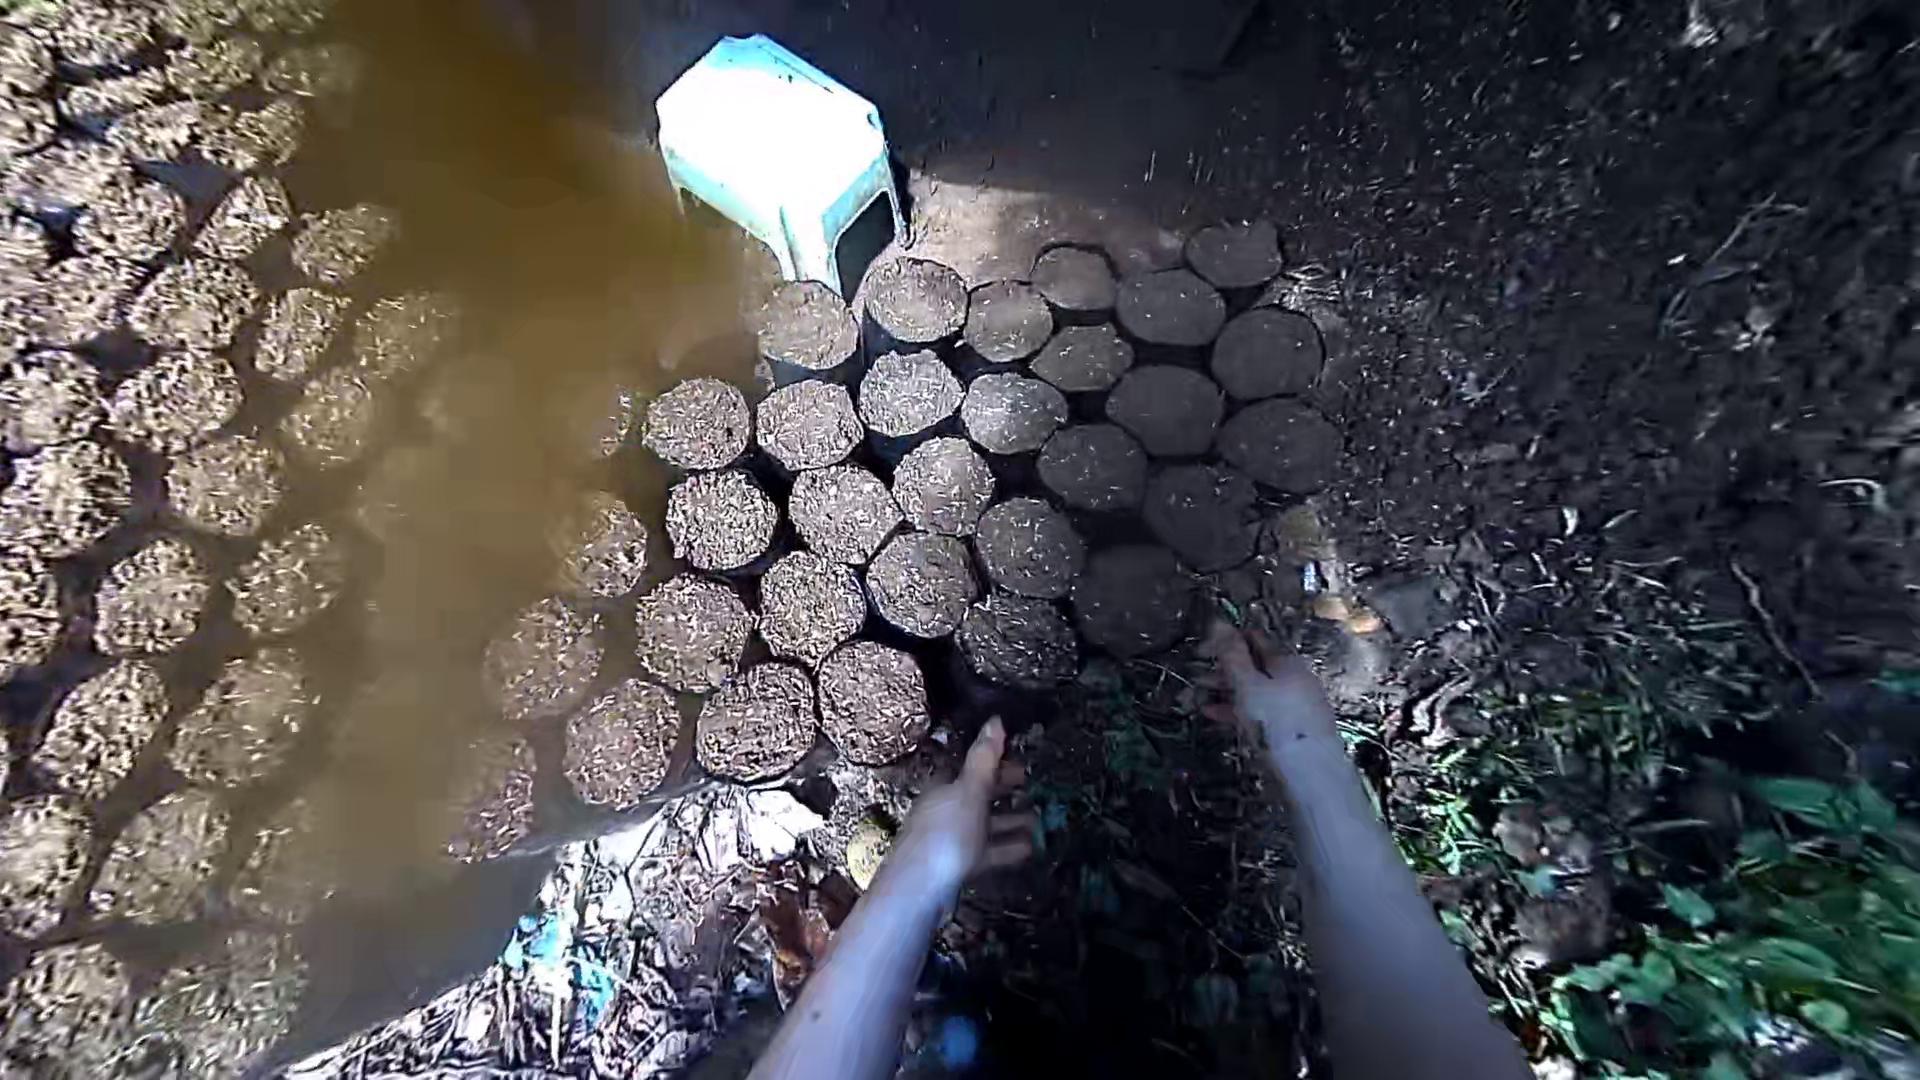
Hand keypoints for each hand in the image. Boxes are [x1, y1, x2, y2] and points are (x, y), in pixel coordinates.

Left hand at [885, 718, 1032, 899]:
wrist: (919, 890)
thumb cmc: (946, 832)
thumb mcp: (969, 790)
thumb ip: (985, 758)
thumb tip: (996, 720)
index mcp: (944, 785)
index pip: (973, 767)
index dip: (997, 763)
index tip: (1024, 764)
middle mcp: (945, 808)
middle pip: (979, 794)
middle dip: (1006, 790)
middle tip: (1035, 788)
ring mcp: (950, 838)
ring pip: (984, 823)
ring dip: (1010, 820)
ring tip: (1039, 820)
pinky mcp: (956, 866)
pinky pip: (986, 850)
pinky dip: (1006, 847)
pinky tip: (1029, 848)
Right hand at [1203, 621, 1339, 756]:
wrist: (1312, 773)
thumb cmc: (1275, 721)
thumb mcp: (1247, 684)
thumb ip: (1232, 653)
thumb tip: (1219, 621)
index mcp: (1284, 661)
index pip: (1252, 638)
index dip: (1225, 640)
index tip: (1201, 652)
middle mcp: (1292, 676)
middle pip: (1252, 664)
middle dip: (1222, 669)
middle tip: (1197, 677)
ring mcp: (1294, 701)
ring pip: (1254, 688)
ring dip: (1224, 690)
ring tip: (1198, 697)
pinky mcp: (1292, 724)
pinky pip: (1260, 708)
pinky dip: (1237, 709)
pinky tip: (1214, 715)